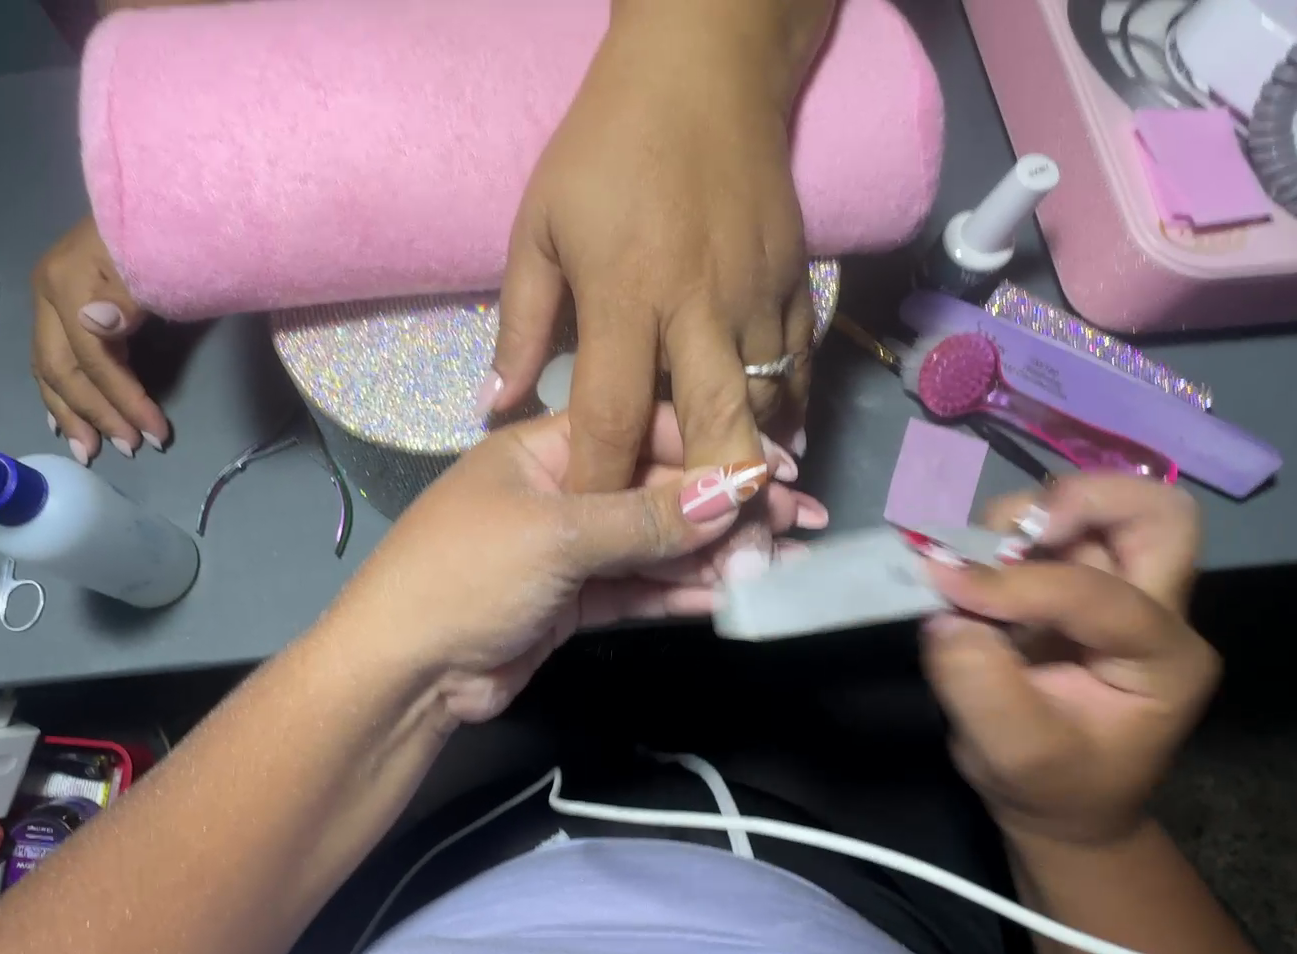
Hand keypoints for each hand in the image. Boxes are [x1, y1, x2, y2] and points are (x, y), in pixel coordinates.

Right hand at [31, 216, 167, 464]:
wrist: (162, 194)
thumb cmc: (167, 230)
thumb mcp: (154, 263)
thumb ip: (127, 296)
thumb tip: (96, 326)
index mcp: (68, 283)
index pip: (92, 359)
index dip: (123, 400)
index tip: (156, 435)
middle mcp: (49, 292)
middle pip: (61, 369)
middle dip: (94, 415)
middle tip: (125, 451)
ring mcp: (51, 296)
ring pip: (51, 368)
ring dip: (72, 412)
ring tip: (88, 449)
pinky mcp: (63, 302)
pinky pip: (54, 355)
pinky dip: (62, 391)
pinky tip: (64, 418)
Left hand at [328, 407, 824, 722]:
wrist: (404, 671)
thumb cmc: (467, 576)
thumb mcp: (554, 535)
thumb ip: (644, 517)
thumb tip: (734, 494)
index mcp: (544, 449)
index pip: (641, 429)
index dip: (710, 448)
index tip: (776, 469)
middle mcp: (562, 491)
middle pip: (656, 490)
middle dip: (724, 507)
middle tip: (798, 522)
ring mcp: (569, 550)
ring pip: (654, 544)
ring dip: (715, 553)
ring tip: (784, 562)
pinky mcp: (574, 602)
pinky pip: (637, 588)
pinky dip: (681, 591)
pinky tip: (733, 593)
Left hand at [487, 12, 815, 501]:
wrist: (703, 65)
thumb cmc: (602, 153)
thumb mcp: (537, 231)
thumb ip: (519, 326)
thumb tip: (494, 403)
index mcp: (624, 297)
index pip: (612, 417)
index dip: (606, 483)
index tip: (600, 528)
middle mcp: (699, 308)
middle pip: (711, 425)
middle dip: (709, 495)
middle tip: (704, 545)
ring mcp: (760, 294)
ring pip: (767, 404)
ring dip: (752, 460)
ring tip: (741, 507)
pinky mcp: (801, 279)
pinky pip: (802, 364)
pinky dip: (788, 409)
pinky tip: (771, 440)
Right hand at [920, 475, 1219, 845]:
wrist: (1058, 802)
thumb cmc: (1050, 785)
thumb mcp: (1014, 754)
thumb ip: (979, 684)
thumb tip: (945, 613)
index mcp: (1164, 658)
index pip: (1098, 594)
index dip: (1016, 583)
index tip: (941, 583)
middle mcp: (1153, 611)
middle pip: (1155, 515)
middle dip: (1077, 503)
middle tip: (1008, 532)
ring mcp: (1110, 594)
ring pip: (1094, 510)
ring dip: (1025, 516)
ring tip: (971, 554)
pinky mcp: (1064, 588)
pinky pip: (1043, 531)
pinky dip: (999, 531)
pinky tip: (963, 560)